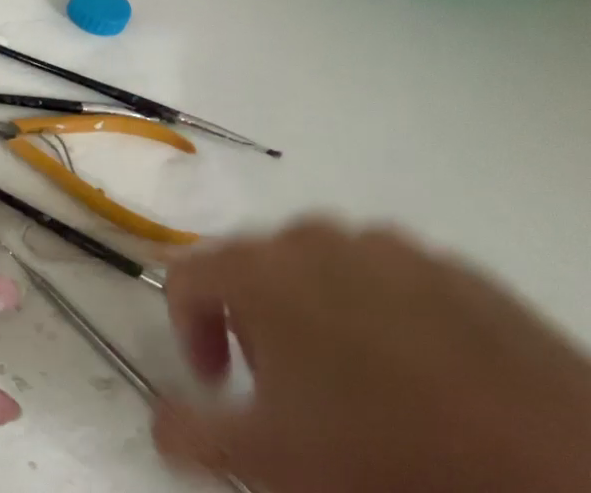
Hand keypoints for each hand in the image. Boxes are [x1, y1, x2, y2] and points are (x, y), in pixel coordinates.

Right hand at [156, 220, 590, 492]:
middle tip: (284, 385)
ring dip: (318, 312)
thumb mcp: (265, 456)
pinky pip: (398, 282)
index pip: (186, 277)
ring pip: (327, 269)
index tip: (216, 382)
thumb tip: (159, 420)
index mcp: (258, 268)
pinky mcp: (468, 275)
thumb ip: (186, 429)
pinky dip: (387, 315)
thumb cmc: (386, 453)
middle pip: (255, 267)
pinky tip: (418, 375)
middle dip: (255, 321)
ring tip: (352, 379)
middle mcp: (316, 240)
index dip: (187, 330)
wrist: (564, 473)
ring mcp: (397, 251)